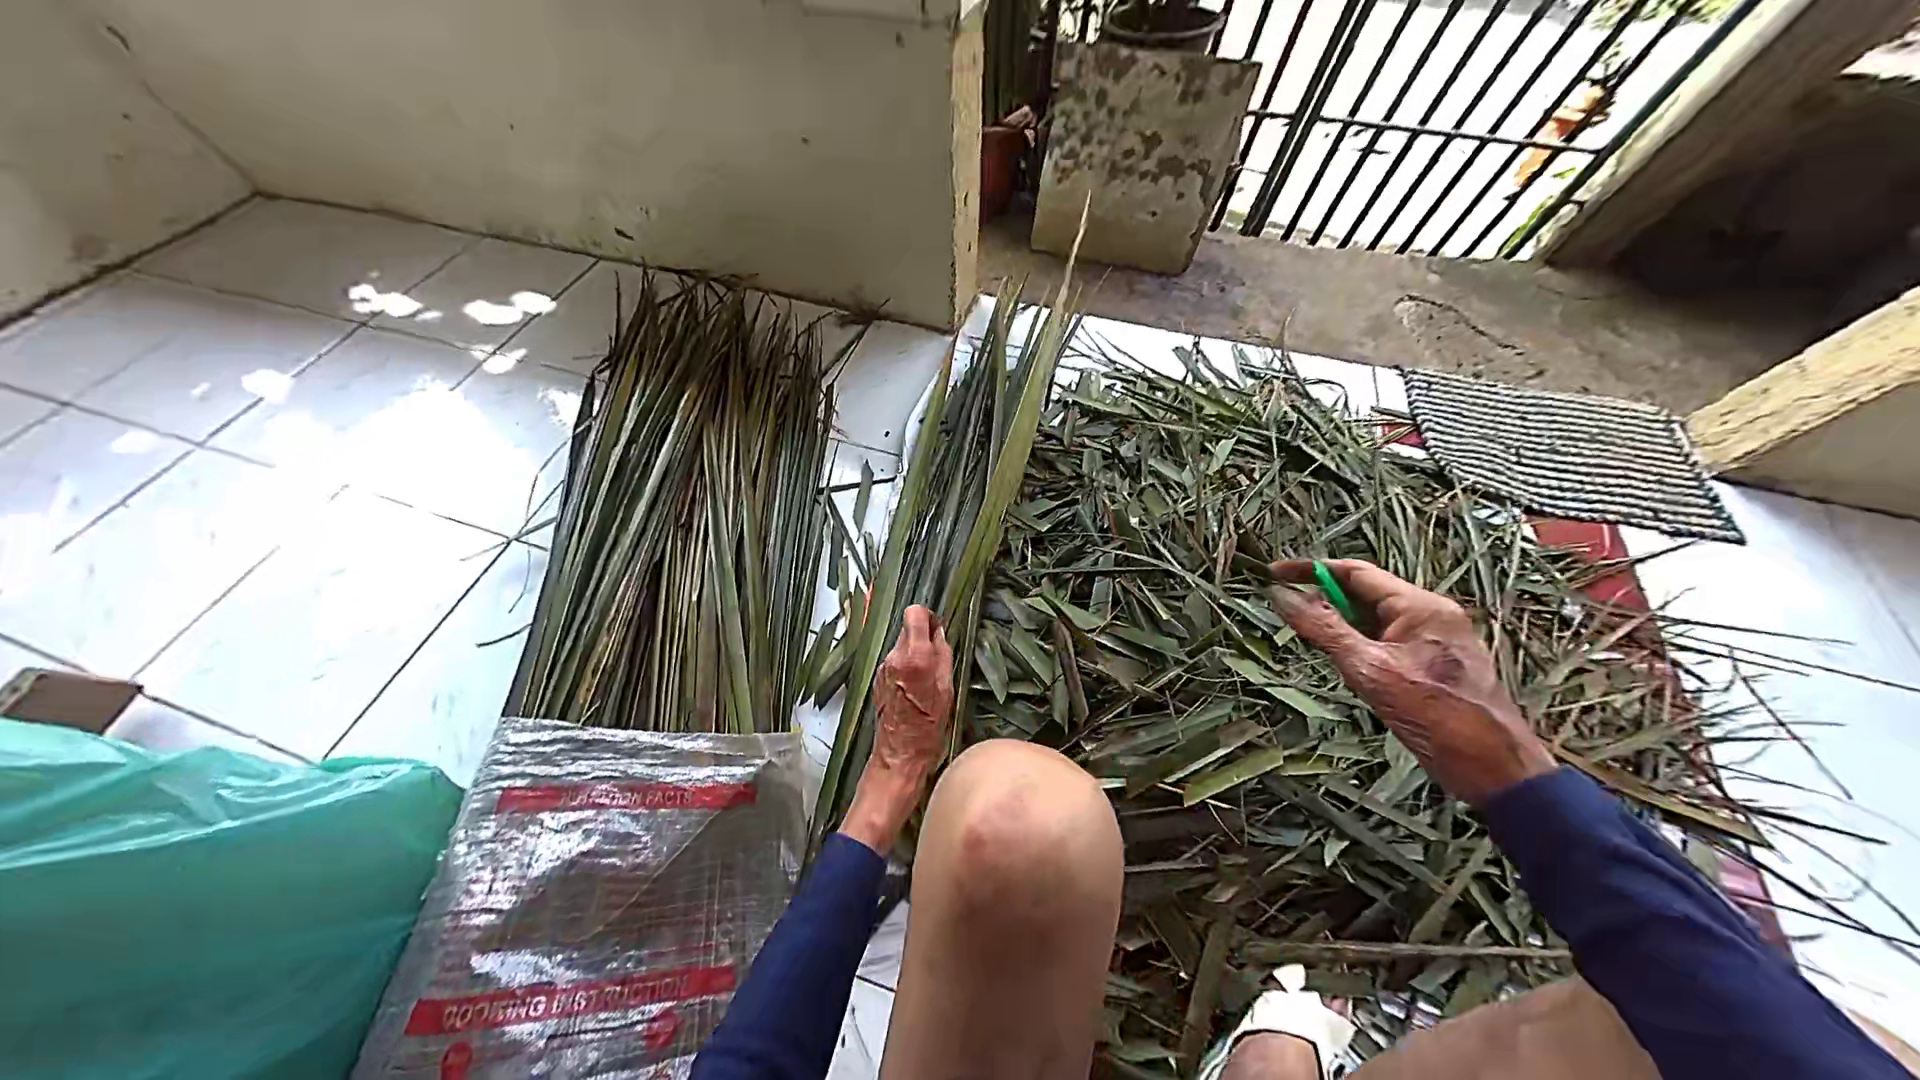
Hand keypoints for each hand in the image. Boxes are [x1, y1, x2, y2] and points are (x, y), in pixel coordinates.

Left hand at [840, 605, 953, 853]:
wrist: (900, 754)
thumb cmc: (929, 726)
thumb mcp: (947, 687)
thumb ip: (942, 654)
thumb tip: (939, 632)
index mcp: (914, 656)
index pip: (915, 613)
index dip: (928, 617)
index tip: (938, 630)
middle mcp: (894, 657)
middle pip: (907, 627)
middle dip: (922, 636)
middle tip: (937, 657)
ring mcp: (883, 667)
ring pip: (901, 644)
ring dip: (914, 652)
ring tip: (927, 677)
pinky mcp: (877, 678)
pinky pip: (895, 660)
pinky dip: (906, 665)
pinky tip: (915, 686)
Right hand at [1267, 559, 1554, 805]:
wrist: (1495, 769)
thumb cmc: (1435, 715)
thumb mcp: (1368, 669)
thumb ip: (1322, 628)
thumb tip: (1280, 596)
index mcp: (1421, 606)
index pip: (1355, 572)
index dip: (1310, 570)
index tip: (1273, 574)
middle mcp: (1431, 614)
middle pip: (1364, 593)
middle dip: (1322, 599)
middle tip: (1285, 611)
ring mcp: (1434, 638)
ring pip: (1373, 618)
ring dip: (1338, 623)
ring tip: (1308, 639)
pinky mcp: (1432, 662)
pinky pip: (1384, 639)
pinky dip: (1356, 642)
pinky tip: (1341, 660)